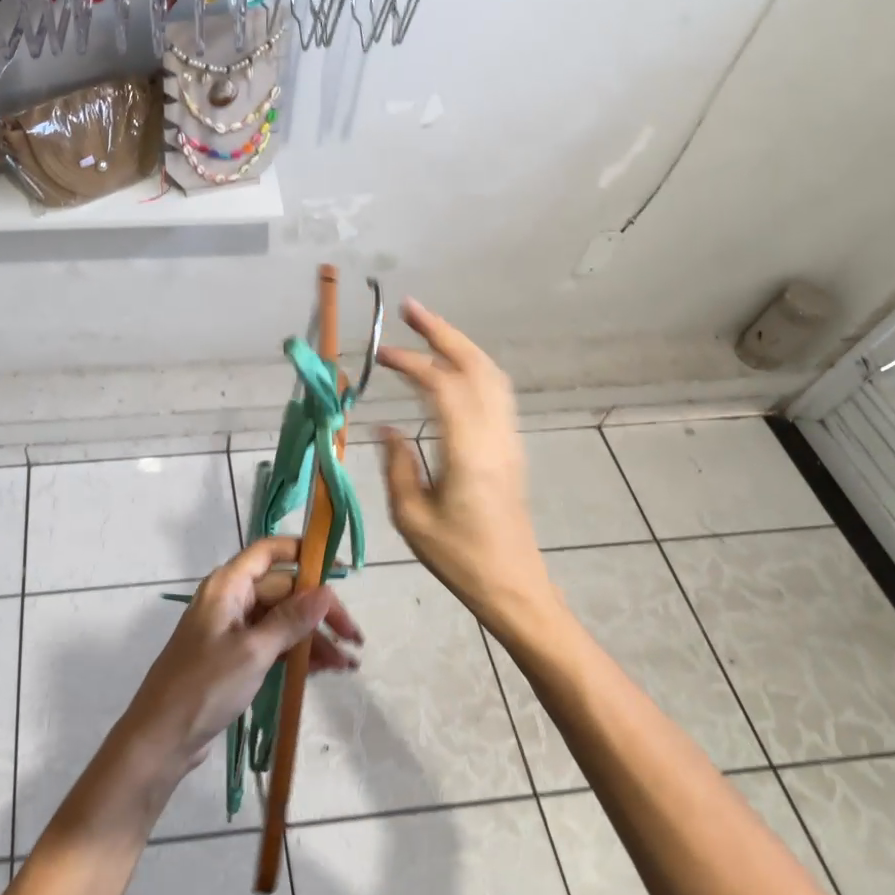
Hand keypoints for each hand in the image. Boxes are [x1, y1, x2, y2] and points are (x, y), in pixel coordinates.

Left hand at [115, 537, 362, 777]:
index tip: (340, 571)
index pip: (270, 552)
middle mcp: (230, 600)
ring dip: (313, 638)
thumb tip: (326, 591)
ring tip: (346, 665)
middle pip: (283, 590)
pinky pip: (272, 645)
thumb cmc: (204, 686)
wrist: (162, 737)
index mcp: (227, 586)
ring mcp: (231, 630)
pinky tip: (323, 670)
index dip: (305, 553)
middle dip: (319, 611)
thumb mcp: (253, 651)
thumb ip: (291, 620)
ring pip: (281, 621)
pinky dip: (297, 654)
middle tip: (354, 639)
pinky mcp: (234, 658)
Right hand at [377, 299, 556, 620]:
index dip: (412, 361)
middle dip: (443, 331)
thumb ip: (397, 465)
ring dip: (462, 346)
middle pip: (476, 366)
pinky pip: (498, 393)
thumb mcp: (412, 517)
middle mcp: (495, 435)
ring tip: (429, 330)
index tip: (381, 354)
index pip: (443, 385)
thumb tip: (386, 428)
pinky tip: (453, 370)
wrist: (513, 585)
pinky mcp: (512, 449)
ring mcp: (510, 440)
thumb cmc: (459, 558)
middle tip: (411, 309)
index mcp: (468, 450)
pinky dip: (474, 368)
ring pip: (493, 375)